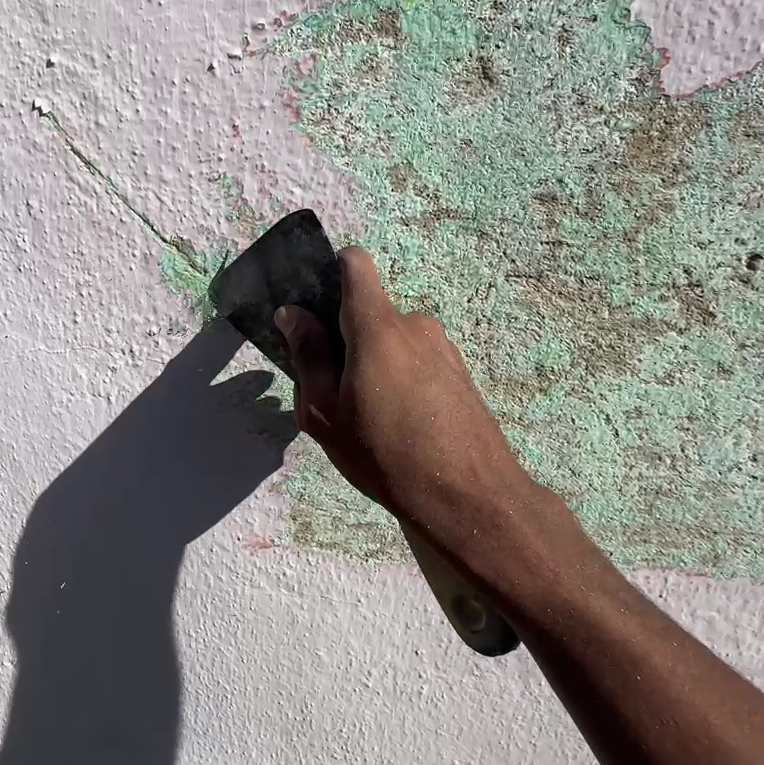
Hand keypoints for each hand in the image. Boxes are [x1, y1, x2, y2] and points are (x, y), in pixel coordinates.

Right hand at [273, 247, 538, 538]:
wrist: (471, 500)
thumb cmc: (384, 454)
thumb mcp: (325, 412)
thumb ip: (308, 356)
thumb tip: (292, 313)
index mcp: (377, 327)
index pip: (355, 265)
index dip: (331, 272)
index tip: (314, 309)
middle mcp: (414, 325)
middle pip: (367, 313)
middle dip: (344, 341)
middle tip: (332, 392)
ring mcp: (442, 348)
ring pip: (391, 341)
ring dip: (372, 364)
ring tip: (366, 418)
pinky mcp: (459, 373)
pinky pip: (415, 360)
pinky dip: (398, 379)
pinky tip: (397, 426)